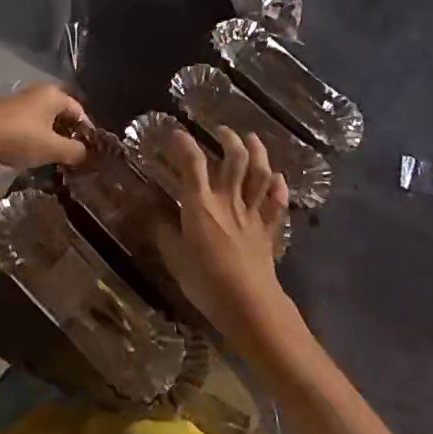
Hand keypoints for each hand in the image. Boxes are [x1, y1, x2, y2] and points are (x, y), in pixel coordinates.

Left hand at [0, 84, 87, 175]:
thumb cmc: (19, 139)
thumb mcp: (53, 149)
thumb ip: (75, 151)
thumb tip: (87, 154)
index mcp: (53, 94)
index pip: (80, 111)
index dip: (86, 131)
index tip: (87, 152)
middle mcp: (37, 92)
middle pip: (61, 114)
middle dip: (67, 134)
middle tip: (71, 156)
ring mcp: (17, 102)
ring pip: (42, 120)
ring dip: (49, 137)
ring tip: (52, 158)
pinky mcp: (2, 114)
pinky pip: (26, 125)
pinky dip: (32, 138)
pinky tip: (29, 154)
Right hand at [161, 126, 290, 341]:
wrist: (247, 302)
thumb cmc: (205, 281)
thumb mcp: (174, 258)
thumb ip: (164, 233)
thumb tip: (153, 215)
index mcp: (201, 205)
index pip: (193, 165)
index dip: (185, 145)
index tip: (177, 133)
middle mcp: (229, 200)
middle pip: (235, 160)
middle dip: (229, 140)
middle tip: (222, 131)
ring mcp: (253, 213)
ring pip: (260, 174)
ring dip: (258, 152)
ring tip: (252, 139)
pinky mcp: (269, 229)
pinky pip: (277, 202)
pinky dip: (279, 187)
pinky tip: (278, 178)